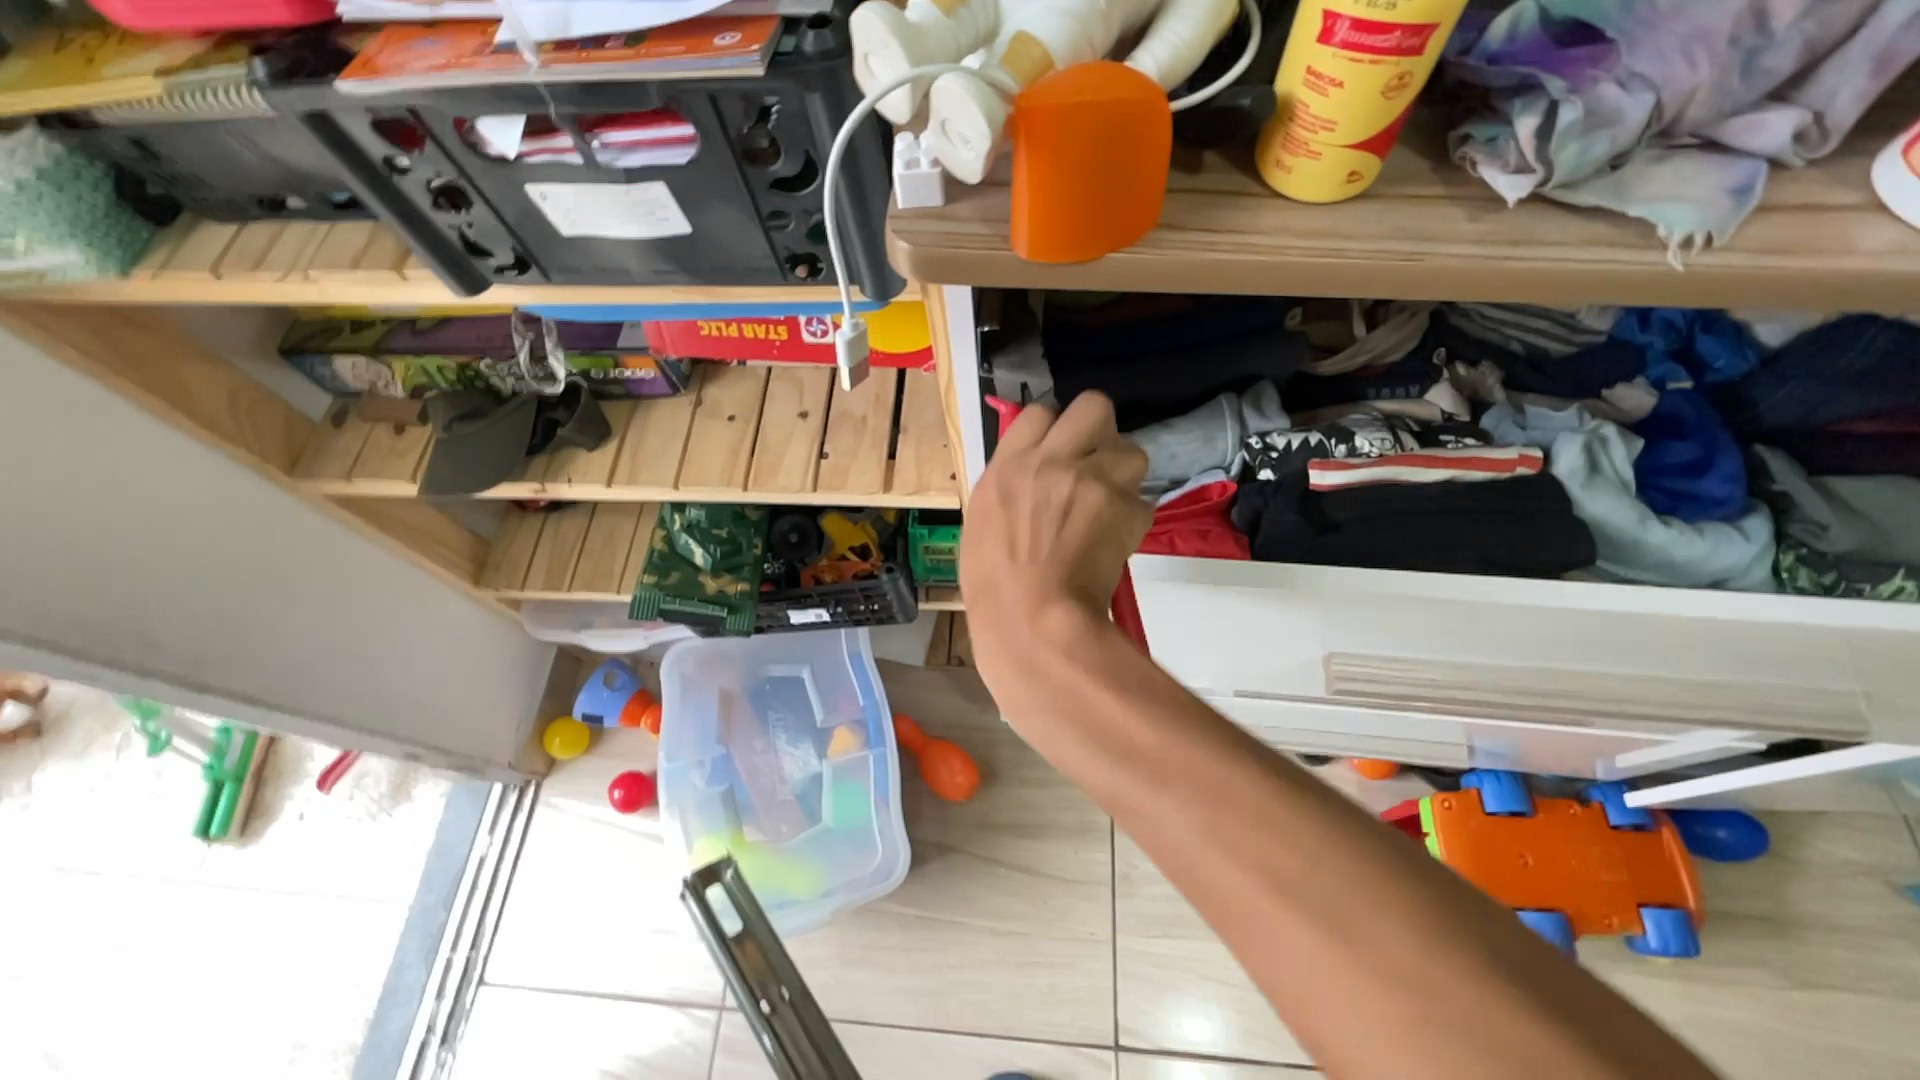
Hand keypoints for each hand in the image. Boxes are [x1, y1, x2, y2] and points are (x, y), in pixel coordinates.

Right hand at [960, 393, 1151, 648]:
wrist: (1032, 621)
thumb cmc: (994, 587)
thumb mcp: (982, 523)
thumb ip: (1010, 488)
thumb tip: (1032, 478)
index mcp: (1009, 466)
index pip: (1040, 413)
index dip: (1056, 429)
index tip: (1061, 451)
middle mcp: (1052, 461)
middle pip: (1094, 407)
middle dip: (1102, 431)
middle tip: (1099, 463)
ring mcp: (1092, 480)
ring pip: (1132, 450)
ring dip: (1126, 476)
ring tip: (1113, 506)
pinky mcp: (1125, 507)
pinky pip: (1143, 502)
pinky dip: (1133, 520)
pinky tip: (1117, 543)